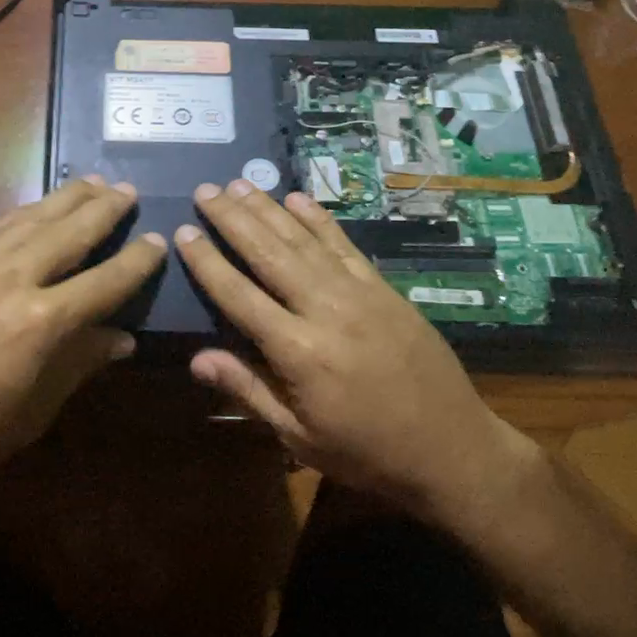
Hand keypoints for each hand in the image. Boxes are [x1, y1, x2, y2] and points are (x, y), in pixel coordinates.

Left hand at [0, 177, 164, 495]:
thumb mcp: (34, 410)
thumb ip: (80, 363)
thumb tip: (122, 338)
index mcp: (41, 322)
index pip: (104, 281)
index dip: (136, 262)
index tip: (158, 242)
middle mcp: (12, 279)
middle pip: (69, 232)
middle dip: (104, 209)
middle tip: (129, 189)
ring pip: (32, 218)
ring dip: (66, 198)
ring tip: (94, 182)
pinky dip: (26, 212)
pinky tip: (38, 207)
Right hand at [175, 180, 537, 516]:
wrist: (452, 448)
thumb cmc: (366, 452)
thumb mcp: (299, 438)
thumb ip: (249, 391)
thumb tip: (197, 358)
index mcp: (299, 352)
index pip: (240, 296)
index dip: (208, 262)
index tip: (183, 231)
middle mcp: (325, 310)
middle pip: (269, 254)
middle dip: (233, 219)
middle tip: (205, 190)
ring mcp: (359, 294)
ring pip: (304, 241)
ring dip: (269, 209)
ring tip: (239, 184)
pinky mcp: (384, 289)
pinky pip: (344, 246)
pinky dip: (319, 220)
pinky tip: (297, 199)